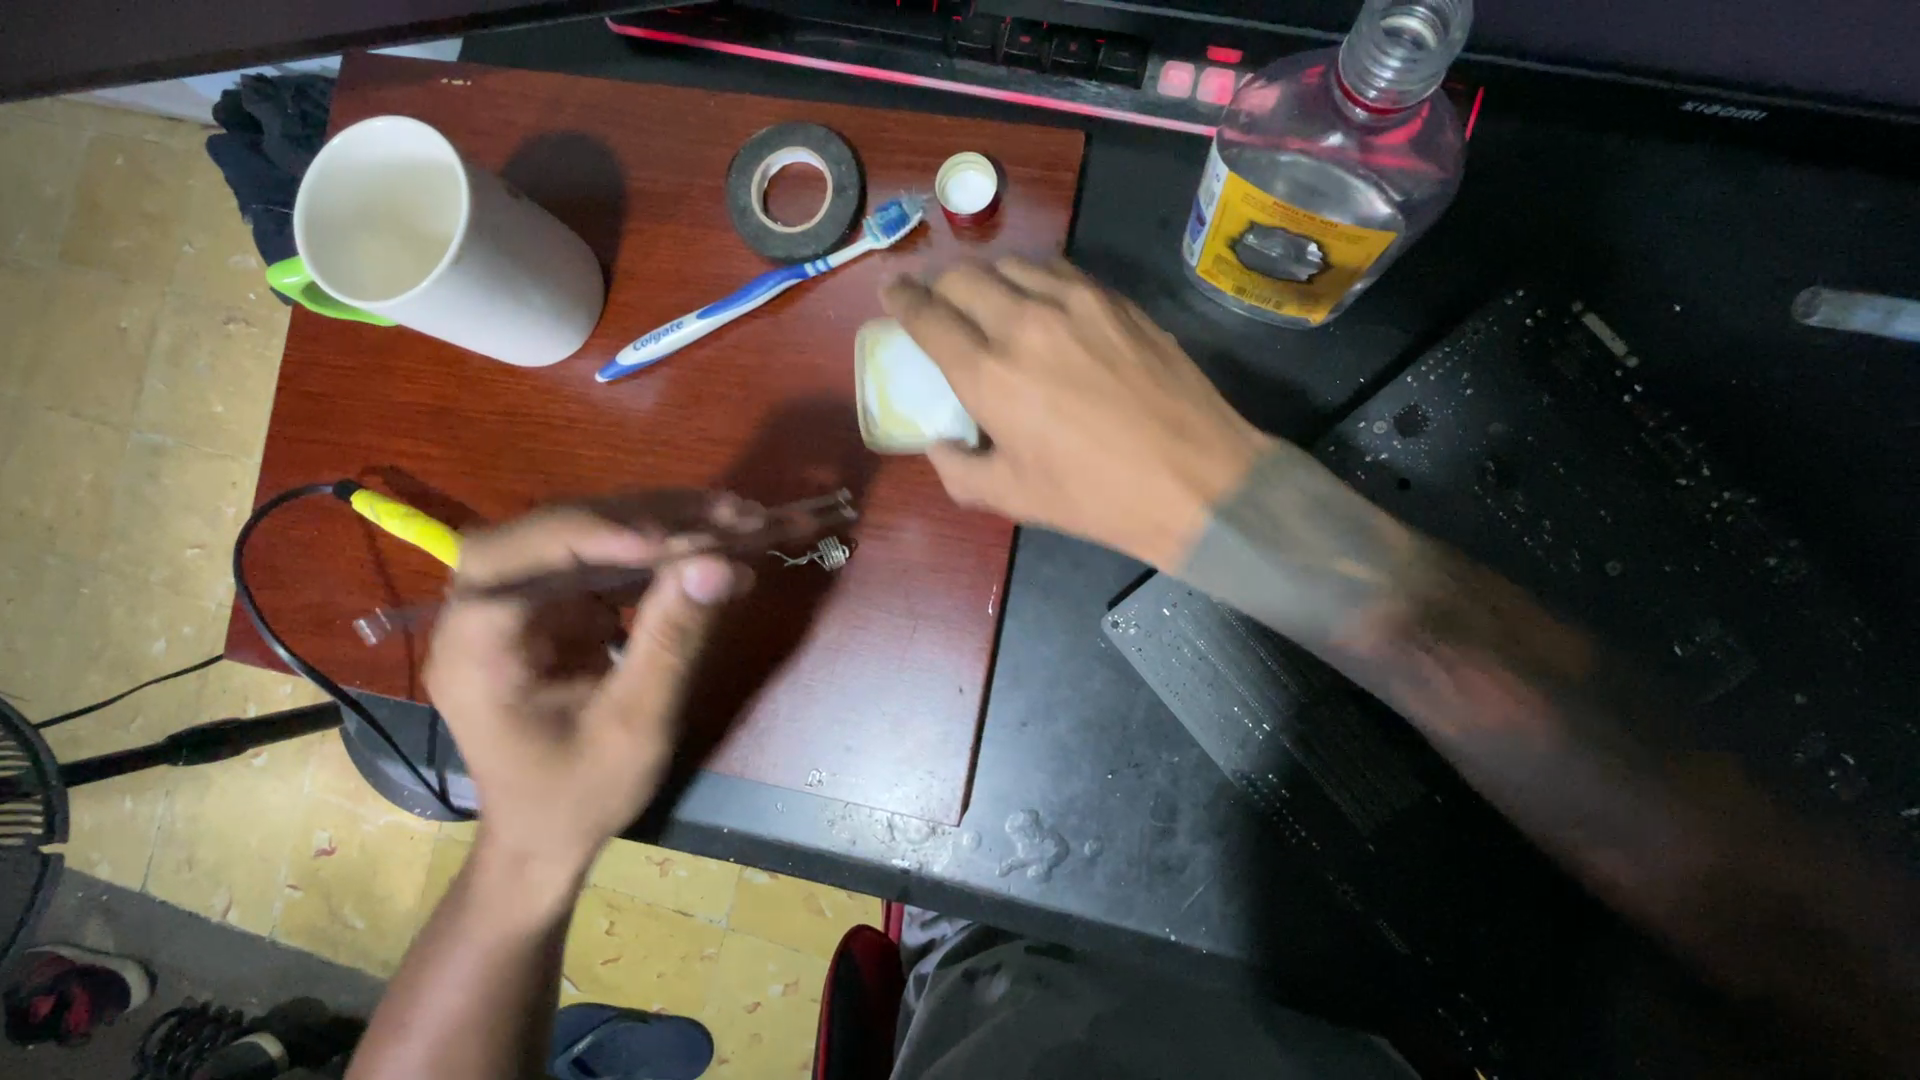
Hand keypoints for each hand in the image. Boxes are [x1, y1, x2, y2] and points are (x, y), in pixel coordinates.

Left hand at [424, 499, 749, 874]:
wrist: (549, 836)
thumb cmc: (578, 796)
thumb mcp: (634, 727)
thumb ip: (671, 641)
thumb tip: (720, 564)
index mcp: (477, 646)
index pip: (513, 560)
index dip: (589, 536)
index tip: (669, 543)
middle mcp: (490, 609)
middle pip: (557, 531)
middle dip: (647, 516)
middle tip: (731, 513)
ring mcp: (527, 603)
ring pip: (591, 532)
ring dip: (665, 521)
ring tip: (737, 518)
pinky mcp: (560, 606)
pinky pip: (611, 557)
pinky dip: (665, 548)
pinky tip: (713, 545)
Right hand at [881, 257, 1275, 567]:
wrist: (1193, 479)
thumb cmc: (1095, 497)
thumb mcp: (1013, 498)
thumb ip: (958, 469)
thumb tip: (938, 443)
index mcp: (989, 374)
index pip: (927, 316)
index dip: (901, 299)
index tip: (892, 292)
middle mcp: (1024, 323)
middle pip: (962, 278)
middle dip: (938, 285)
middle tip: (937, 302)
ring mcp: (1076, 303)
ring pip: (1011, 265)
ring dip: (986, 278)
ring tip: (987, 299)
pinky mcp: (1116, 301)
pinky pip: (1058, 271)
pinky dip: (1033, 278)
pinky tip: (1040, 299)